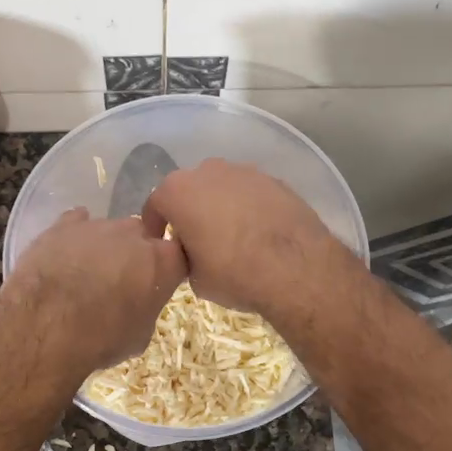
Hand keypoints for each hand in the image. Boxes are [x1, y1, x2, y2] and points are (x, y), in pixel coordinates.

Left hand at [0, 208, 187, 373]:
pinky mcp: (63, 224)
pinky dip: (75, 237)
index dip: (167, 269)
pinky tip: (66, 256)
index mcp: (163, 261)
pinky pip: (76, 223)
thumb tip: (137, 304)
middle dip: (136, 255)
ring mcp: (99, 225)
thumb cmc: (101, 339)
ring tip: (86, 275)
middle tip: (121, 282)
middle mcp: (135, 234)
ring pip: (110, 231)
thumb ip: (147, 308)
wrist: (46, 327)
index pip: (177, 255)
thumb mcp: (140, 336)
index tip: (158, 283)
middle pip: (143, 237)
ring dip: (105, 248)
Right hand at [143, 158, 353, 320]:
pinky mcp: (274, 179)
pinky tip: (258, 232)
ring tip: (232, 236)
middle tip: (196, 239)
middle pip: (189, 191)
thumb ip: (186, 256)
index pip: (155, 206)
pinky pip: (250, 193)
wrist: (296, 267)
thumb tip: (194, 253)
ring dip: (221, 206)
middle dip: (189, 211)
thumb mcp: (195, 278)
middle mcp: (207, 171)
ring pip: (222, 188)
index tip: (162, 245)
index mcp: (178, 192)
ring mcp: (244, 171)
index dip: (157, 227)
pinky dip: (249, 207)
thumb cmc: (234, 273)